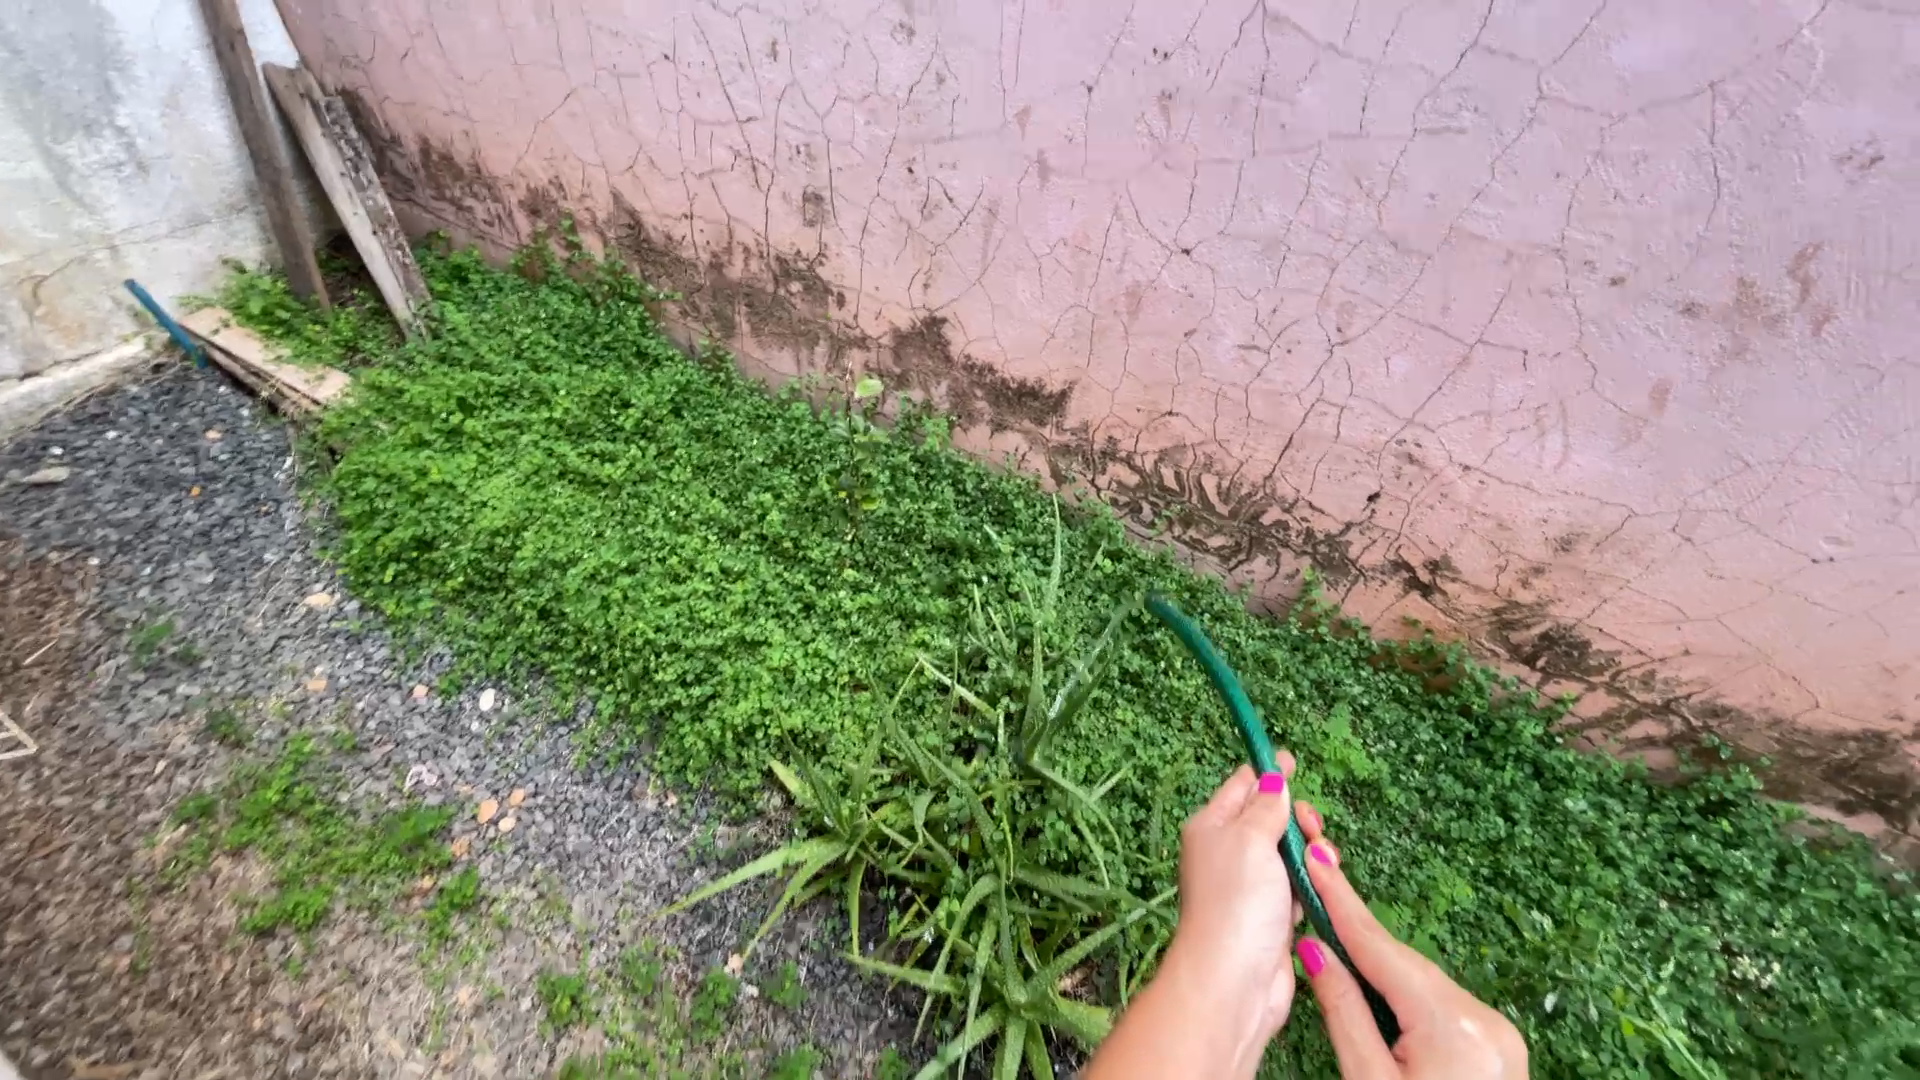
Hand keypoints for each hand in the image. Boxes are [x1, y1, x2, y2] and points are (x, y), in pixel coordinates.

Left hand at [1165, 759, 1303, 1061]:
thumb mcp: (1250, 838)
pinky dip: (1310, 881)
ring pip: (1286, 852)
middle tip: (1312, 825)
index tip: (1292, 759)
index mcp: (1211, 824)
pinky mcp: (1270, 914)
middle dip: (1295, 815)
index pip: (1240, 786)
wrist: (1234, 976)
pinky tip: (1323, 885)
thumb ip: (1265, 806)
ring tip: (1323, 856)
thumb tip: (1272, 777)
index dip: (1267, 772)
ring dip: (1308, 850)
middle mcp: (1226, 850)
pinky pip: (1295, 885)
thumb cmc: (1238, 898)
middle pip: (1267, 818)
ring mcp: (1249, 884)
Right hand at [1292, 803, 1528, 1078]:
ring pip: (1416, 978)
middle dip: (1352, 927)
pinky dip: (1397, 986)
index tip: (1314, 855)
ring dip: (1372, 957)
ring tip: (1329, 926)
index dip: (1340, 899)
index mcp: (1452, 1025)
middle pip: (1399, 960)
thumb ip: (1342, 1008)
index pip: (1379, 947)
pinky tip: (1369, 976)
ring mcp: (1497, 1031)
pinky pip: (1433, 999)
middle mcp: (1483, 1017)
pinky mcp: (1497, 1044)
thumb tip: (1314, 948)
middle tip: (1312, 878)